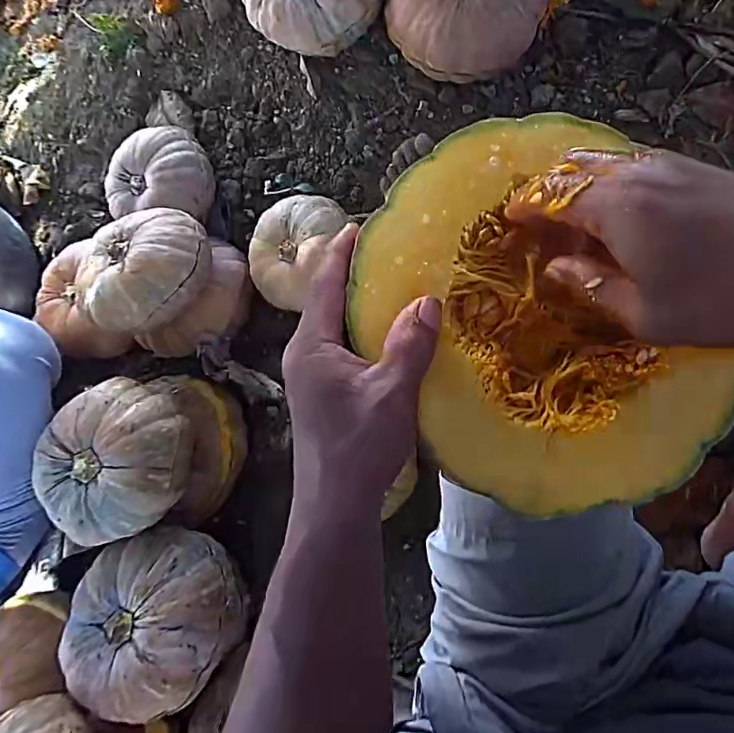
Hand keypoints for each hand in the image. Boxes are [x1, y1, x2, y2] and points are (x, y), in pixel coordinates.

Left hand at [282, 224, 440, 519]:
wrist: (335, 505)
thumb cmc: (358, 447)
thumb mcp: (391, 392)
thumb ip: (410, 346)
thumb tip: (428, 301)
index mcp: (312, 346)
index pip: (323, 286)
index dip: (339, 253)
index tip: (358, 226)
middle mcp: (305, 355)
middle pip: (326, 302)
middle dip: (351, 275)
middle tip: (386, 253)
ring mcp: (312, 376)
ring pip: (336, 327)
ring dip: (359, 305)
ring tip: (393, 287)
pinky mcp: (324, 393)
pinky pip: (343, 347)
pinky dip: (364, 332)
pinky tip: (390, 335)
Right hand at [504, 150, 733, 346]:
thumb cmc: (724, 296)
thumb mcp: (648, 313)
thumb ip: (594, 288)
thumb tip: (559, 268)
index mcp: (613, 204)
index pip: (550, 195)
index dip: (524, 207)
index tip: (509, 221)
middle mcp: (636, 172)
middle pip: (575, 169)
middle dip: (550, 192)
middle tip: (541, 225)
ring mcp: (672, 165)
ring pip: (609, 165)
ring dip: (583, 187)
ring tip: (580, 222)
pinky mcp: (701, 169)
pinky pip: (639, 168)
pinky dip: (616, 186)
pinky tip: (629, 216)